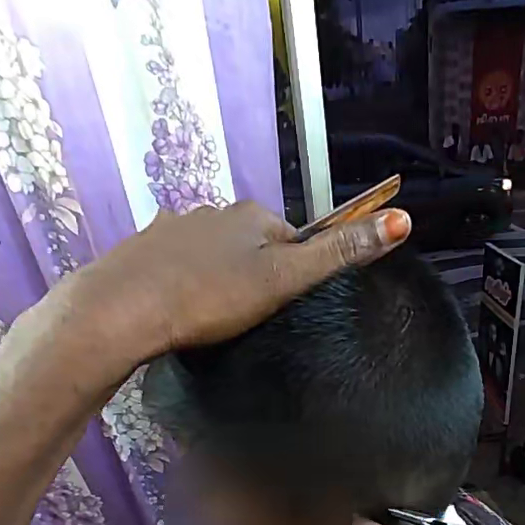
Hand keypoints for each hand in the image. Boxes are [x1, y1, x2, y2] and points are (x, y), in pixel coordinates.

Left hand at [61, 200, 410, 361]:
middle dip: (255, 271)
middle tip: (245, 314)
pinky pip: (177, 260)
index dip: (292, 271)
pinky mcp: (145, 248)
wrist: (123, 309)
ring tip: (210, 313)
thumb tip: (401, 220)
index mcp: (252, 215)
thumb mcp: (284, 280)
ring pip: (213, 250)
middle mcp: (214, 210)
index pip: (291, 237)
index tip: (279, 303)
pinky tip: (176, 303)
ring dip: (219, 275)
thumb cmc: (210, 297)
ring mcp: (175, 226)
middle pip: (251, 242)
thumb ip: (339, 253)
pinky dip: (183, 277)